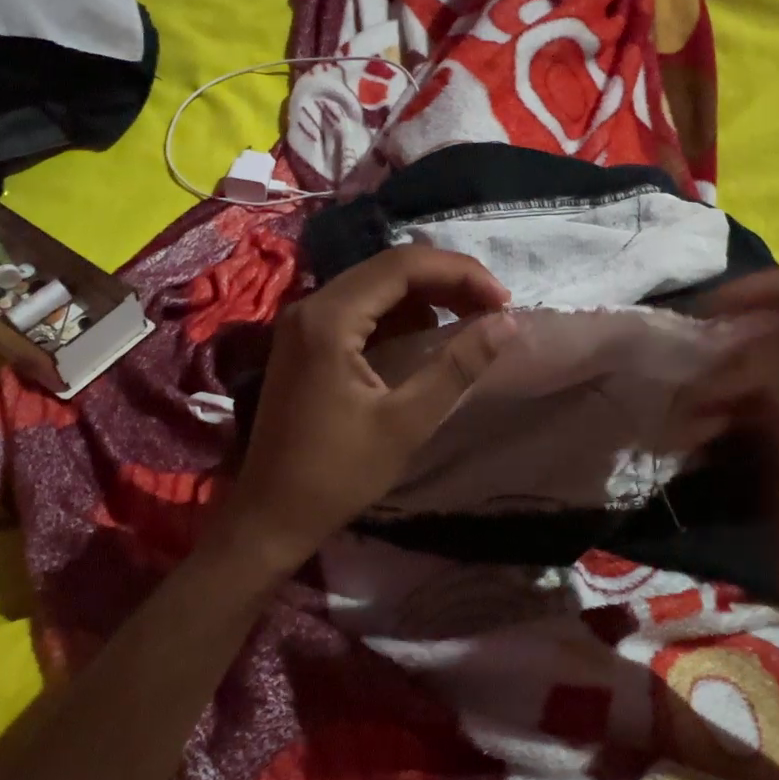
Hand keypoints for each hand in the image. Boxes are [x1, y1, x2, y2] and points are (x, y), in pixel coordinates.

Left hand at [214, 245, 514, 571]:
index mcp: (328, 319)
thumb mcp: (406, 422)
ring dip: (424, 298)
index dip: (460, 273)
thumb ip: (457, 366)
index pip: (403, 265)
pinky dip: (397, 317)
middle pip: (387, 269)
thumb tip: (507, 323)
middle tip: (492, 311)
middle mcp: (309, 306)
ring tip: (468, 323)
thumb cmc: (338, 474)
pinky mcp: (302, 343)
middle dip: (446, 282)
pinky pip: (358, 311)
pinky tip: (425, 340)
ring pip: (374, 287)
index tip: (503, 302)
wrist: (272, 514)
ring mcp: (301, 323)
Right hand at [675, 269, 778, 650]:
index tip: (714, 313)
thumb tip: (735, 329)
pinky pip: (744, 401)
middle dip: (734, 345)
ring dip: (717, 383)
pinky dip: (715, 411)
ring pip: (759, 363)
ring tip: (686, 416)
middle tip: (690, 372)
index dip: (776, 288)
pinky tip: (692, 437)